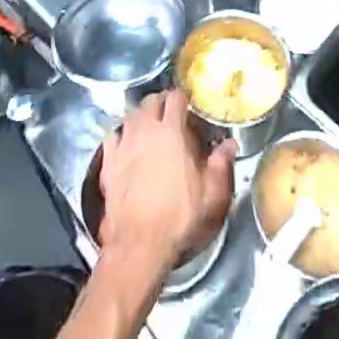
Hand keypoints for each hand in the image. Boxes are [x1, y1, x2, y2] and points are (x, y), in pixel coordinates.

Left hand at [98, 89, 236, 272]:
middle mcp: (145, 130)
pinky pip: (113, 135)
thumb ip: (220, 163)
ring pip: (131, 115)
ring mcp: (124, 143)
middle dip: (161, 102)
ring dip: (141, 115)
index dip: (182, 98)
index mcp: (171, 132)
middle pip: (150, 101)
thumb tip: (230, 145)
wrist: (140, 240)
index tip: (188, 104)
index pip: (175, 99)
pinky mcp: (108, 160)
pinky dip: (121, 134)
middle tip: (170, 112)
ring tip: (150, 125)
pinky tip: (126, 142)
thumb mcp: (210, 193)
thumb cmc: (179, 215)